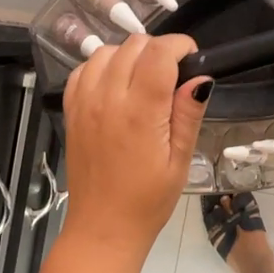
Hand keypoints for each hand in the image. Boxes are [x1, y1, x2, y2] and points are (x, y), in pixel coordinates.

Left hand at [61, 34, 210, 256]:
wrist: (103, 226)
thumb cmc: (148, 200)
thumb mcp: (180, 161)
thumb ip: (188, 114)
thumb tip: (202, 77)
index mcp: (139, 112)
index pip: (159, 53)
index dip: (180, 46)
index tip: (192, 60)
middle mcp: (108, 99)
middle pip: (133, 45)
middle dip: (158, 50)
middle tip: (172, 76)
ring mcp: (84, 103)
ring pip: (107, 51)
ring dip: (130, 55)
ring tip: (144, 79)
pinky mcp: (71, 110)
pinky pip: (84, 69)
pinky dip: (103, 66)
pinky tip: (117, 85)